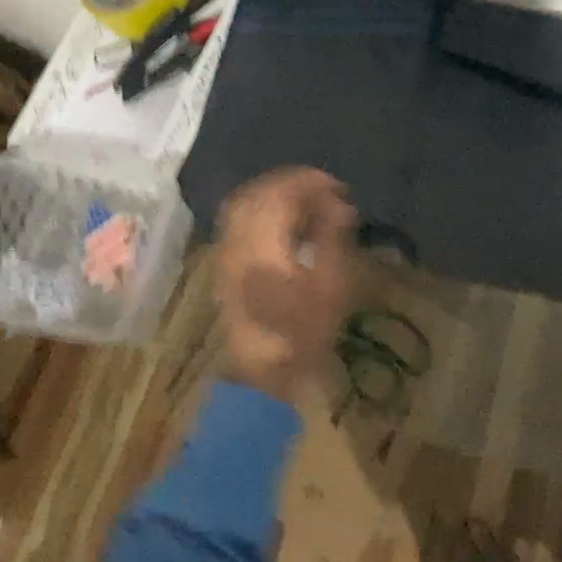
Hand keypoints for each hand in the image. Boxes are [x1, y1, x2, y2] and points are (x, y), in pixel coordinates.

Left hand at [213, 168, 357, 402]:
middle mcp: (235, 246)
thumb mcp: (334, 286)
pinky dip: (262, 213)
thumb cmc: (308, 336)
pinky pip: (238, 224)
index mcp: (262, 249)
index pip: (278, 195)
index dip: (308, 181)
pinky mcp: (224, 268)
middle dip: (289, 184)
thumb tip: (337, 203)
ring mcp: (224, 256)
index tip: (337, 186)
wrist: (268, 380)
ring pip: (242, 206)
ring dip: (273, 196)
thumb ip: (333, 236)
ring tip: (306, 204)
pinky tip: (286, 224)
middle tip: (323, 190)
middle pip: (254, 195)